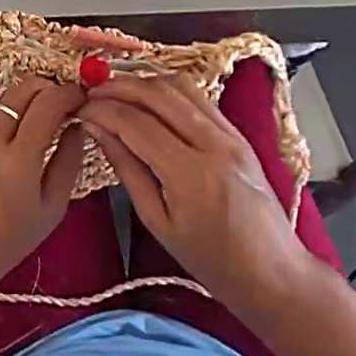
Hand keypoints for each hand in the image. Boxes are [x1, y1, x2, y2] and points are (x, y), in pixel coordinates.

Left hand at [0, 77, 89, 299]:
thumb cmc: (10, 237)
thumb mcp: (52, 207)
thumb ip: (68, 161)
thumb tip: (79, 127)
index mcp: (19, 157)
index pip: (48, 103)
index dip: (71, 94)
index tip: (86, 98)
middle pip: (26, 87)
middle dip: (52, 86)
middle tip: (70, 102)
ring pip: (9, 95)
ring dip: (34, 95)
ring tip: (53, 114)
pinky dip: (17, 107)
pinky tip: (30, 125)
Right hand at [77, 76, 321, 320]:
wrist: (275, 273)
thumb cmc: (212, 260)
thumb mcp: (157, 222)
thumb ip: (127, 169)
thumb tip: (97, 130)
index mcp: (190, 174)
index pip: (135, 123)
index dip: (102, 110)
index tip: (80, 110)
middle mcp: (213, 145)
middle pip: (156, 94)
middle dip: (118, 87)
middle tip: (91, 94)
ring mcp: (231, 135)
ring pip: (178, 86)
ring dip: (142, 82)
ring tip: (116, 93)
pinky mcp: (239, 133)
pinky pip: (198, 97)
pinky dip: (167, 90)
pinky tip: (148, 100)